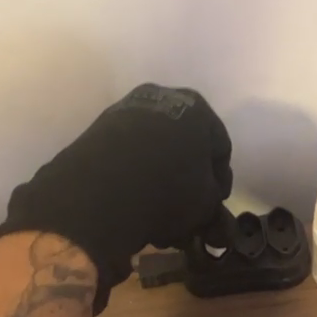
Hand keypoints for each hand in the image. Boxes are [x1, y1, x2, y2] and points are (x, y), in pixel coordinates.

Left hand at [0, 84, 232, 312]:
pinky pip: (127, 158)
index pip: (220, 148)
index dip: (220, 181)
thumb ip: (213, 202)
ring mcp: (124, 113)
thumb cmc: (168, 191)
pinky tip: (134, 208)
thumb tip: (210, 209)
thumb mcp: (206, 205)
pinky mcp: (96, 132)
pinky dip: (134, 179)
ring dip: (160, 182)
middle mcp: (161, 98)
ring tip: (159, 217)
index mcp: (197, 107)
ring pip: (154, 153)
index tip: (215, 205)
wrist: (98, 194)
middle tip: (187, 212)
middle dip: (187, 182)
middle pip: (184, 147)